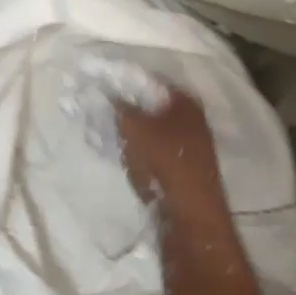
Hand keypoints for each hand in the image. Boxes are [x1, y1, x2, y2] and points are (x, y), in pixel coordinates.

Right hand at [112, 84, 226, 229]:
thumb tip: (105, 89)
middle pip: (154, 106)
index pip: (152, 81)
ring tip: (109, 132)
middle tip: (102, 109)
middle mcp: (193, 120)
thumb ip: (119, 106)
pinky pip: (157, 149)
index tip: (103, 85)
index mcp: (185, 102)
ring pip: (154, 129)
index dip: (126, 81)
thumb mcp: (134, 128)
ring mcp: (191, 145)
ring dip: (133, 131)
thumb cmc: (164, 162)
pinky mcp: (185, 167)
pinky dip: (141, 149)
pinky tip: (126, 155)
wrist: (189, 213)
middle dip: (128, 107)